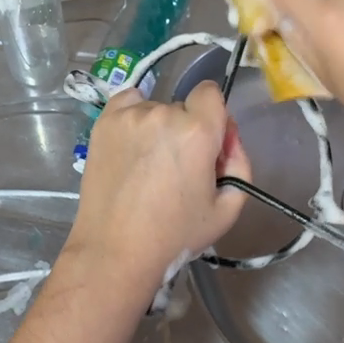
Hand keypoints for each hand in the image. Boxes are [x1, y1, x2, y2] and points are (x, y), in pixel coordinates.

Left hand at [64, 80, 250, 290]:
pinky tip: (131, 145)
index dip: (213, 115)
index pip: (211, 93)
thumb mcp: (227, 208)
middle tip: (177, 167)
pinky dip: (133, 116)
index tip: (207, 141)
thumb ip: (239, 163)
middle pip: (183, 107)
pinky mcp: (104, 120)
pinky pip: (128, 103)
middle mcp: (163, 113)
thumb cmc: (174, 234)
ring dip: (158, 128)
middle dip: (186, 130)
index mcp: (197, 131)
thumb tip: (228, 134)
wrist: (116, 249)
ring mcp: (130, 114)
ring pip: (156, 109)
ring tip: (147, 166)